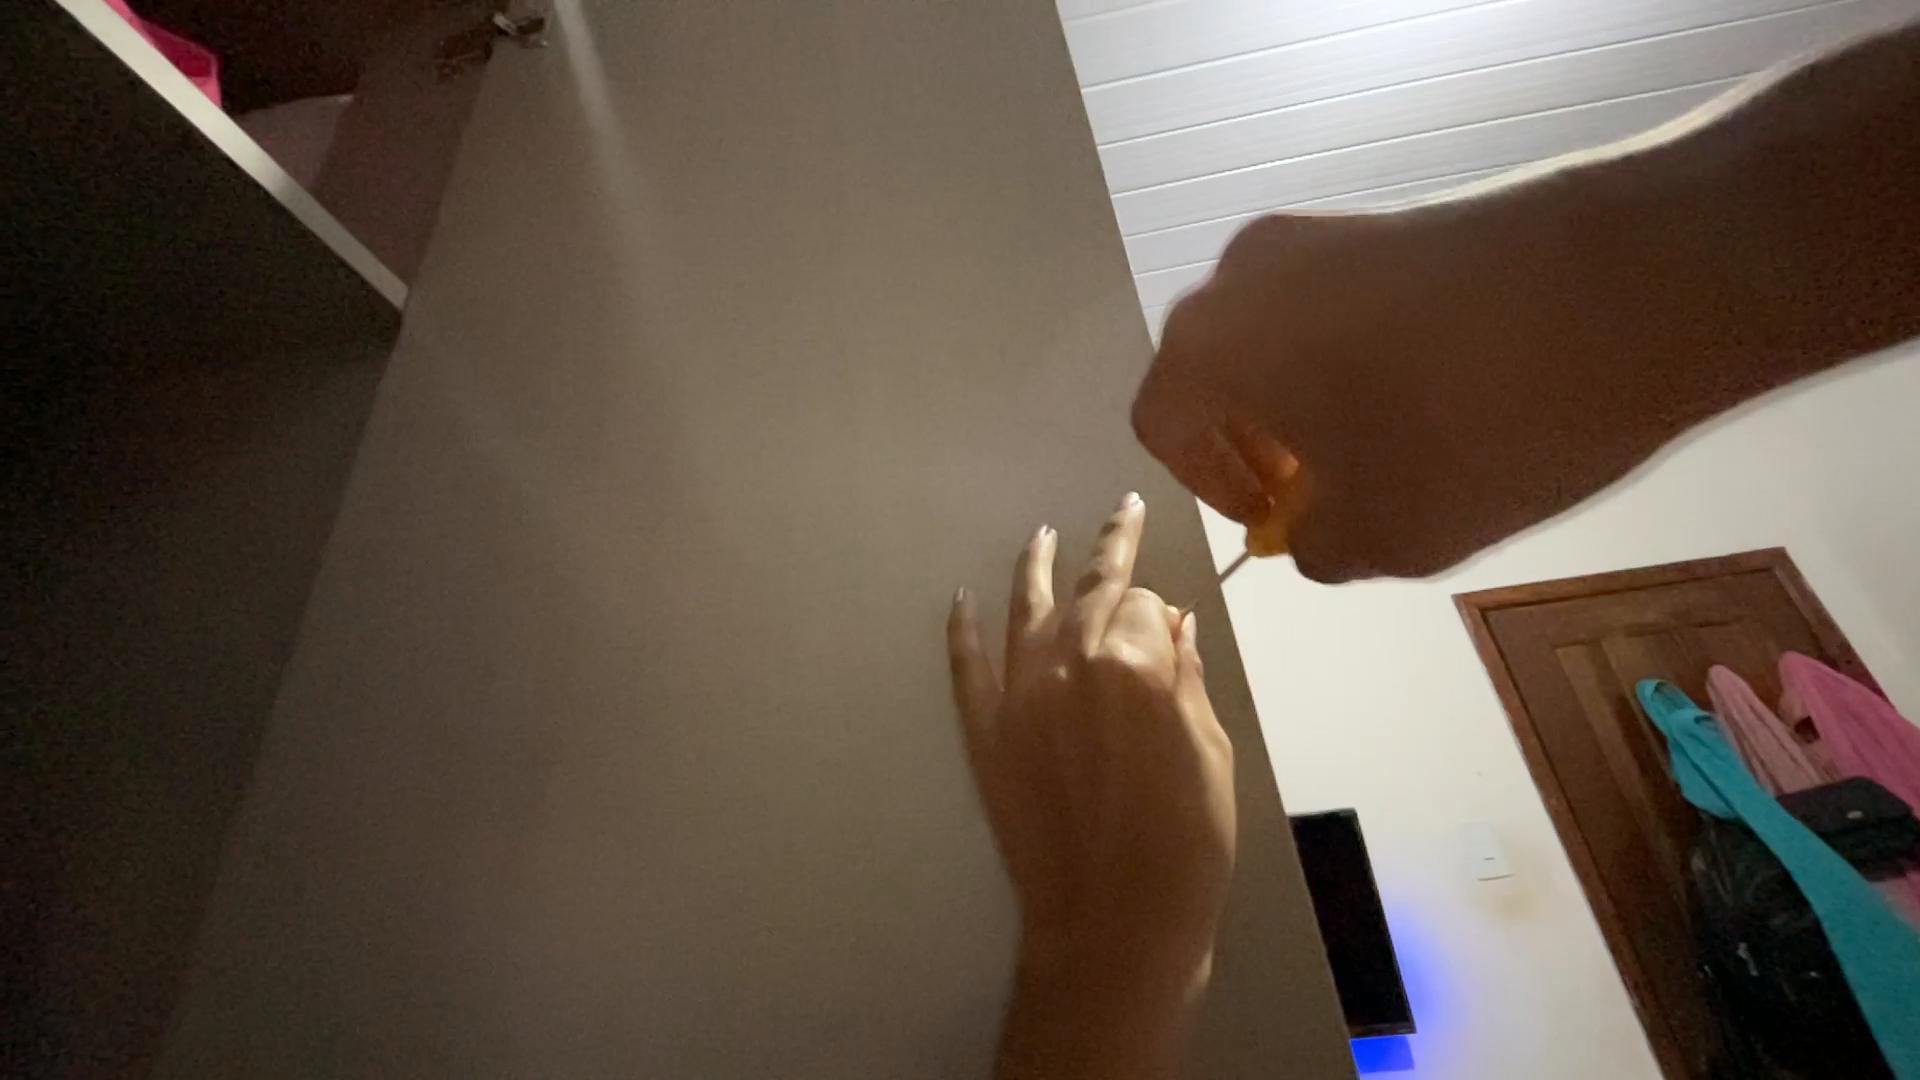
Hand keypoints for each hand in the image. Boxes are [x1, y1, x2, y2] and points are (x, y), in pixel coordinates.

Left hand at [947, 493, 1233, 1078]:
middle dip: (1110, 549)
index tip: (1169, 626)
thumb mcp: (1210, 751)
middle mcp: (1067, 662)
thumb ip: (1186, 673)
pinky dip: (963, 629)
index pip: (1143, 604)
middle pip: (1089, 589)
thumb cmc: (1185, 843)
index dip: (1160, 612)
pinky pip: (966, 665)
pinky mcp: (983, 730)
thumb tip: (1174, 619)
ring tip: (1040, 535)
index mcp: (1132, 663)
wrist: (1113, 923)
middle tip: (1119, 513)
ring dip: (1034, 567)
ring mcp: (1017, 694)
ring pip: (1024, 608)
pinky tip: (961, 599)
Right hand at [1131, 202, 1669, 581]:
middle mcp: (1238, 277)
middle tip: (1318, 490)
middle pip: (1213, 381)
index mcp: (1207, 347)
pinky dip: (1345, 360)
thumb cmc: (1475, 423)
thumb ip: (1314, 551)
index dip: (1208, 487)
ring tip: (1375, 444)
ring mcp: (1311, 234)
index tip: (1273, 519)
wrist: (1655, 274)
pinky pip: (1326, 306)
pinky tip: (1420, 390)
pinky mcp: (1380, 216)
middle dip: (1255, 449)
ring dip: (1299, 406)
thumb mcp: (1384, 534)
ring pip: (1270, 343)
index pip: (1164, 428)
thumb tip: (1309, 535)